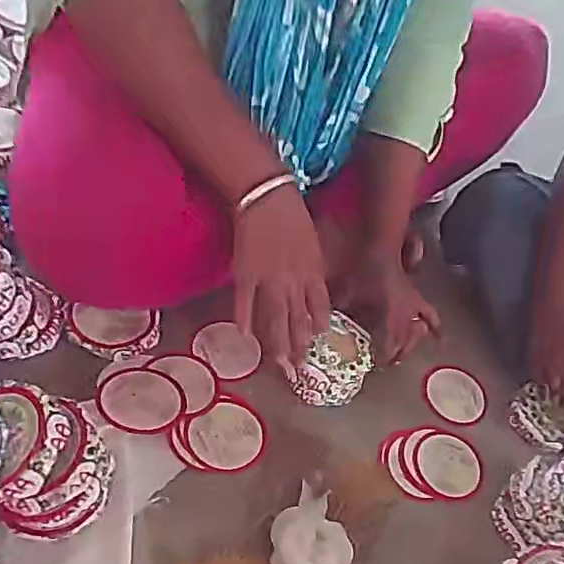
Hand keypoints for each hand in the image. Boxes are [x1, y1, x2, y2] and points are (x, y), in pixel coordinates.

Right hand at [233, 186, 331, 369]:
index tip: (316, 343)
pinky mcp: (245, 273)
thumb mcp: (314, 242)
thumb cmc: (293, 214)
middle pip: (297, 321)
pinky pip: (245, 302)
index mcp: (313, 272)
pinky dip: (244, 320)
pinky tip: (245, 337)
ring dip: (277, 344)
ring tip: (279, 364)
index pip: (319, 308)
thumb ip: (313, 270)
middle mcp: (294, 281)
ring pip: (275, 318)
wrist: (266, 194)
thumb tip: (312, 291)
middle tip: (298, 369)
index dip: (317, 328)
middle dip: (299, 347)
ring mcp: (269, 279)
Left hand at [337, 253, 440, 365]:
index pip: (388, 347)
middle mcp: (404, 315)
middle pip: (403, 344)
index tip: (374, 366)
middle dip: (395, 355)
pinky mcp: (416, 299)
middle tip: (385, 363)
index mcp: (388, 317)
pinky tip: (439, 341)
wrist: (380, 246)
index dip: (382, 359)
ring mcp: (412, 308)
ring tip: (401, 356)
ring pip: (415, 335)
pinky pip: (431, 315)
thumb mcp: (345, 294)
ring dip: (409, 346)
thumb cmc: (362, 269)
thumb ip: (337, 314)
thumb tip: (322, 329)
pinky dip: (435, 328)